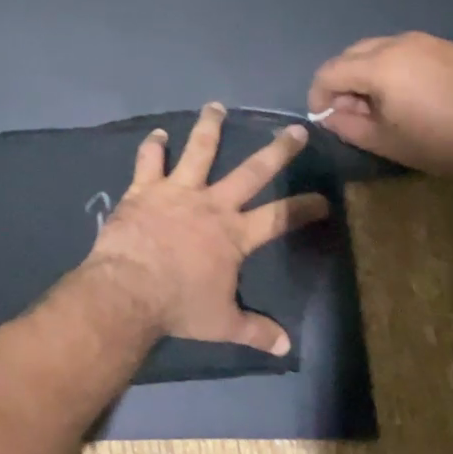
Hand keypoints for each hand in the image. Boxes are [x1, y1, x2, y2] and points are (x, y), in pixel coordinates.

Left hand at [85, 103, 330, 354]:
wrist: (128, 290)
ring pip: (199, 150)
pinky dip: (153, 146)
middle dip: (277, 150)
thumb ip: (254, 330)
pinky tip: (158, 134)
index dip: (305, 208)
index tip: (324, 199)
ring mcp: (177, 191)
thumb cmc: (177, 307)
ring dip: (210, 127)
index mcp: (235, 235)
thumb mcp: (222, 324)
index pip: (280, 217)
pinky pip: (149, 161)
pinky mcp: (144, 189)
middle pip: (252, 171)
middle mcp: (212, 204)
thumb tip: (285, 347)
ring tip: (216, 106)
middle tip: (295, 130)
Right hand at [306, 32, 452, 187]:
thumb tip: (329, 114)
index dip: (318, 96)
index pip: (329, 71)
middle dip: (345, 79)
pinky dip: (406, 69)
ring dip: (374, 72)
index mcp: (380, 65)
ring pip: (387, 49)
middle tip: (354, 110)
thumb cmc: (444, 145)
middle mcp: (404, 42)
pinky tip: (423, 96)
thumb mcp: (388, 143)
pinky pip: (419, 52)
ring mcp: (436, 41)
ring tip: (387, 103)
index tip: (326, 118)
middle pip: (355, 53)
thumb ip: (348, 125)